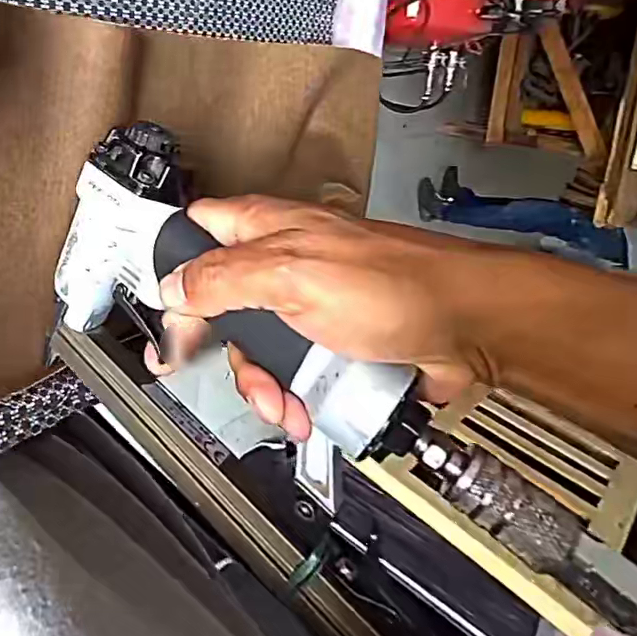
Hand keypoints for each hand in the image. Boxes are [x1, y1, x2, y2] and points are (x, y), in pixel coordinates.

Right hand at [152, 196, 499, 437]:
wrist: (470, 326)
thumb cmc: (397, 282)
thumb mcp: (292, 275)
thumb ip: (223, 278)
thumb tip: (172, 286)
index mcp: (261, 229)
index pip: (193, 235)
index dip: (172, 268)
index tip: (166, 311)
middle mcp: (278, 260)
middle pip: (219, 302)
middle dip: (224, 346)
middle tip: (239, 369)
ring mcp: (302, 300)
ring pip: (254, 344)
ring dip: (261, 380)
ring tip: (283, 400)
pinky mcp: (327, 336)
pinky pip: (290, 367)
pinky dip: (291, 393)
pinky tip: (304, 406)